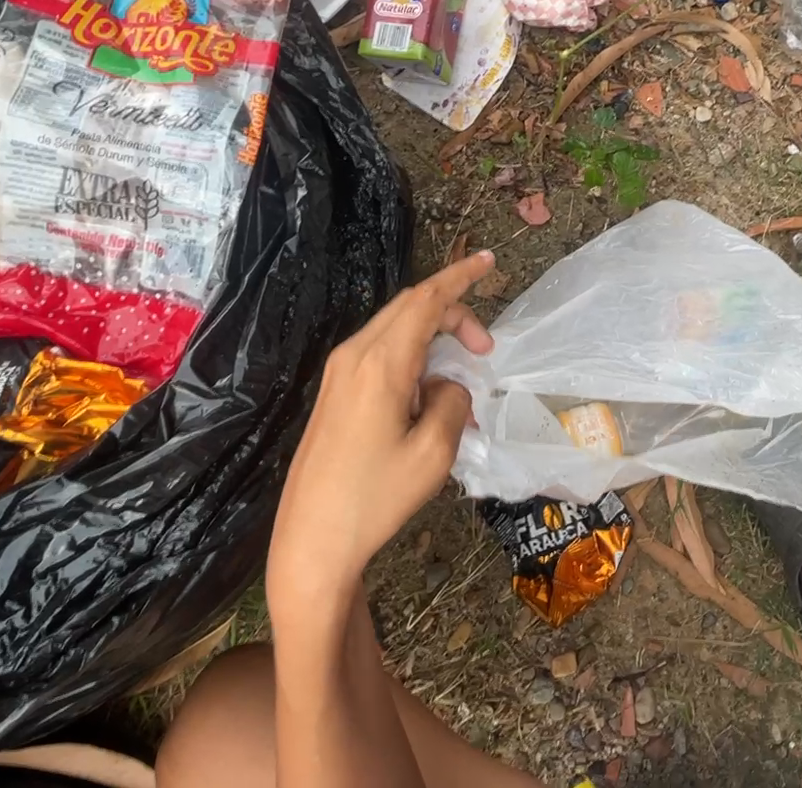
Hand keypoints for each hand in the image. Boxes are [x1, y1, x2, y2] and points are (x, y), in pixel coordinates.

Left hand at [268, 252, 496, 590]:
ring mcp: (339, 373)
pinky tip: (429, 393)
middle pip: (410, 308)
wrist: (311, 540)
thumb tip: (448, 384)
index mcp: (381, 364)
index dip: (460, 277)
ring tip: (462, 378)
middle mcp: (355, 356)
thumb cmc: (375, 497)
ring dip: (434, 337)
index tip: (489, 261)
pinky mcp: (334, 392)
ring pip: (395, 329)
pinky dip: (414, 356)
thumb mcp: (434, 452)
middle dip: (453, 313)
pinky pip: (381, 353)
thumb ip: (453, 400)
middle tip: (485, 349)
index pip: (426, 300)